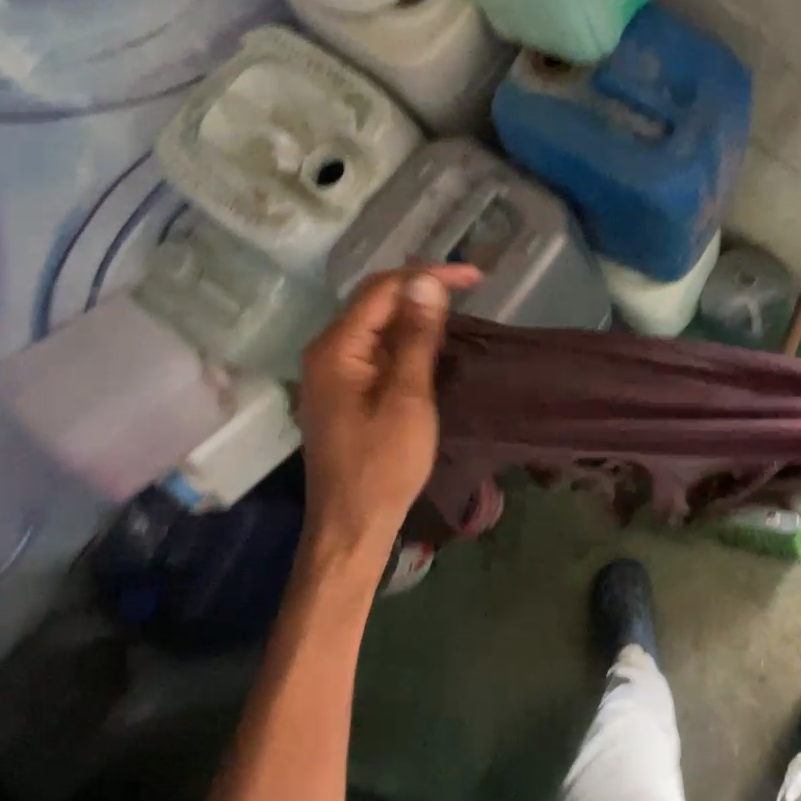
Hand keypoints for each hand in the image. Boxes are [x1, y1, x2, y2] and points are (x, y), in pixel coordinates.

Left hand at [296, 264, 481, 570]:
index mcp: (336, 349)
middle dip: (420, 289)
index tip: (474, 277)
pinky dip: (404, 342)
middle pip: (374, 303)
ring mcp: (332, 375)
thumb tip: (426, 283)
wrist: (353, 524)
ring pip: (375, 328)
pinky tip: (431, 346)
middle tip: (469, 286)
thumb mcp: (407, 399)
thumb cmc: (383, 465)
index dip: (427, 276)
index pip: (382, 291)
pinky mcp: (343, 394)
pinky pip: (374, 352)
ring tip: (457, 309)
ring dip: (414, 315)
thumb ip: (416, 338)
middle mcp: (326, 353)